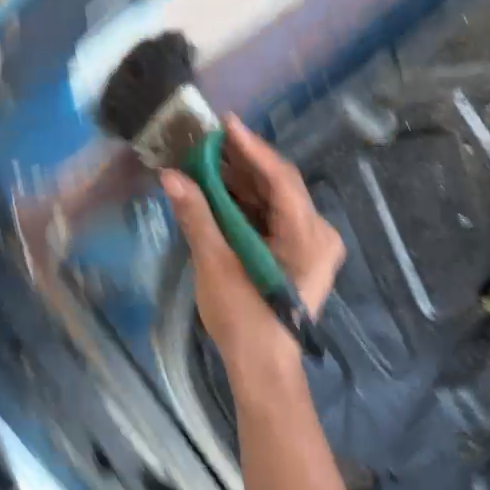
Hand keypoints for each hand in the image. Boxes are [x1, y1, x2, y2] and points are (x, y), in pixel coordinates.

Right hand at [162, 115, 344, 360]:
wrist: (262, 366)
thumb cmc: (244, 317)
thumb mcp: (215, 263)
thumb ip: (197, 215)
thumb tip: (171, 175)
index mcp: (309, 236)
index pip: (281, 179)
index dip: (252, 148)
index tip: (225, 123)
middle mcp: (319, 234)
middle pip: (279, 184)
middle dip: (242, 160)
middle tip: (207, 138)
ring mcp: (310, 243)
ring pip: (274, 198)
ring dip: (240, 179)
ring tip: (205, 158)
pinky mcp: (297, 252)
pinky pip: (272, 214)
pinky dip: (245, 200)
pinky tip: (217, 188)